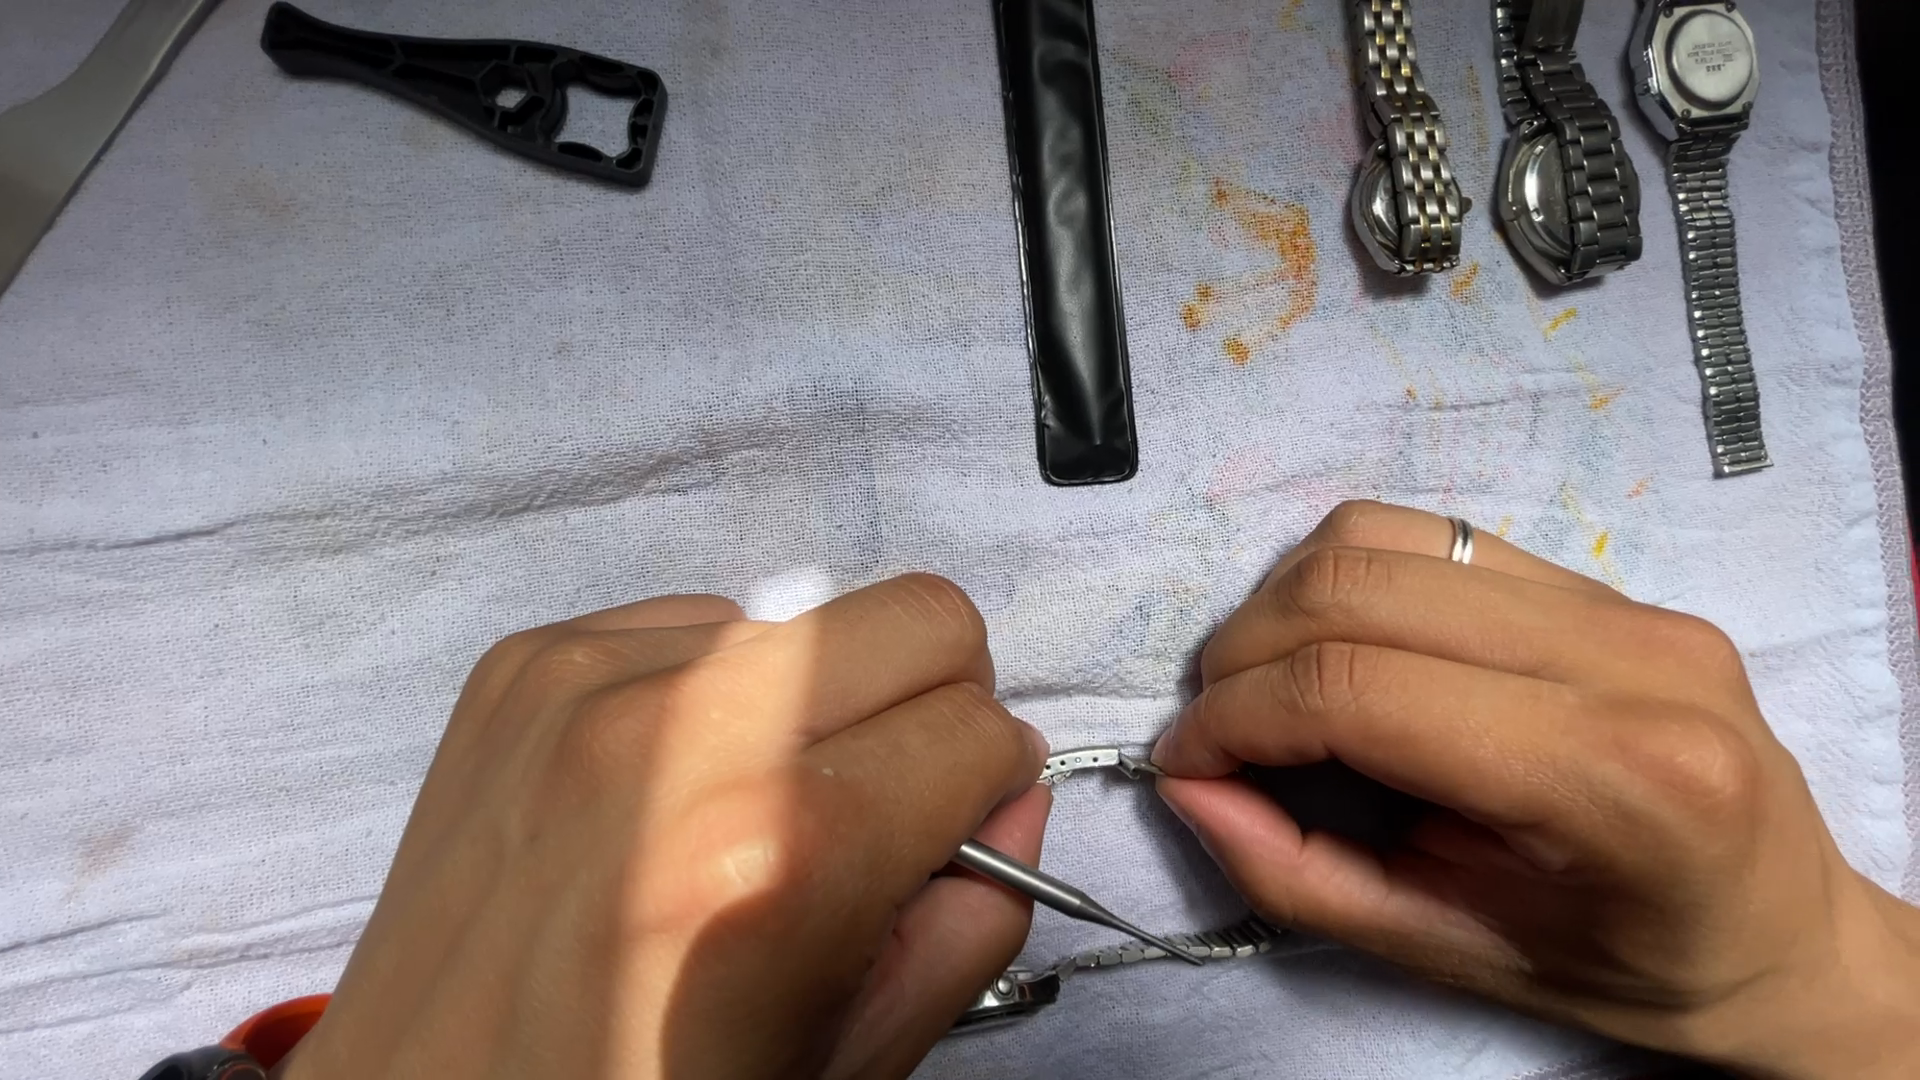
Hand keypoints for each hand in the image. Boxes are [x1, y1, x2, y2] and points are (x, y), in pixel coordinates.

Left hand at [278, 575, 1050, 1079]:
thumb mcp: (850, 1056)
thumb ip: (975, 915)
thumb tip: (1013, 784)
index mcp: (780, 855)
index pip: (980, 730)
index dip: (992, 778)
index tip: (958, 817)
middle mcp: (686, 731)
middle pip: (920, 614)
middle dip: (940, 694)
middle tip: (888, 775)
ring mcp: (593, 675)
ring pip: (816, 617)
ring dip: (821, 698)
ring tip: (752, 790)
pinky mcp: (531, 657)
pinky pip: (705, 624)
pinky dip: (722, 691)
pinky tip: (667, 776)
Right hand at [1153, 501, 1919, 1079]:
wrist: (1790, 931)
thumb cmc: (1620, 966)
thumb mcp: (1442, 954)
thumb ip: (1291, 874)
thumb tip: (1184, 784)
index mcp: (1613, 778)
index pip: (1353, 691)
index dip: (1236, 716)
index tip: (1185, 758)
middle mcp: (1623, 654)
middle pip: (1347, 593)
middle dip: (1239, 654)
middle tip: (1212, 720)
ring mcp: (1613, 595)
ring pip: (1367, 538)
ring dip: (1274, 603)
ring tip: (1262, 676)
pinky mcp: (1590, 573)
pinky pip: (1410, 530)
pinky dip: (1328, 572)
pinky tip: (1327, 635)